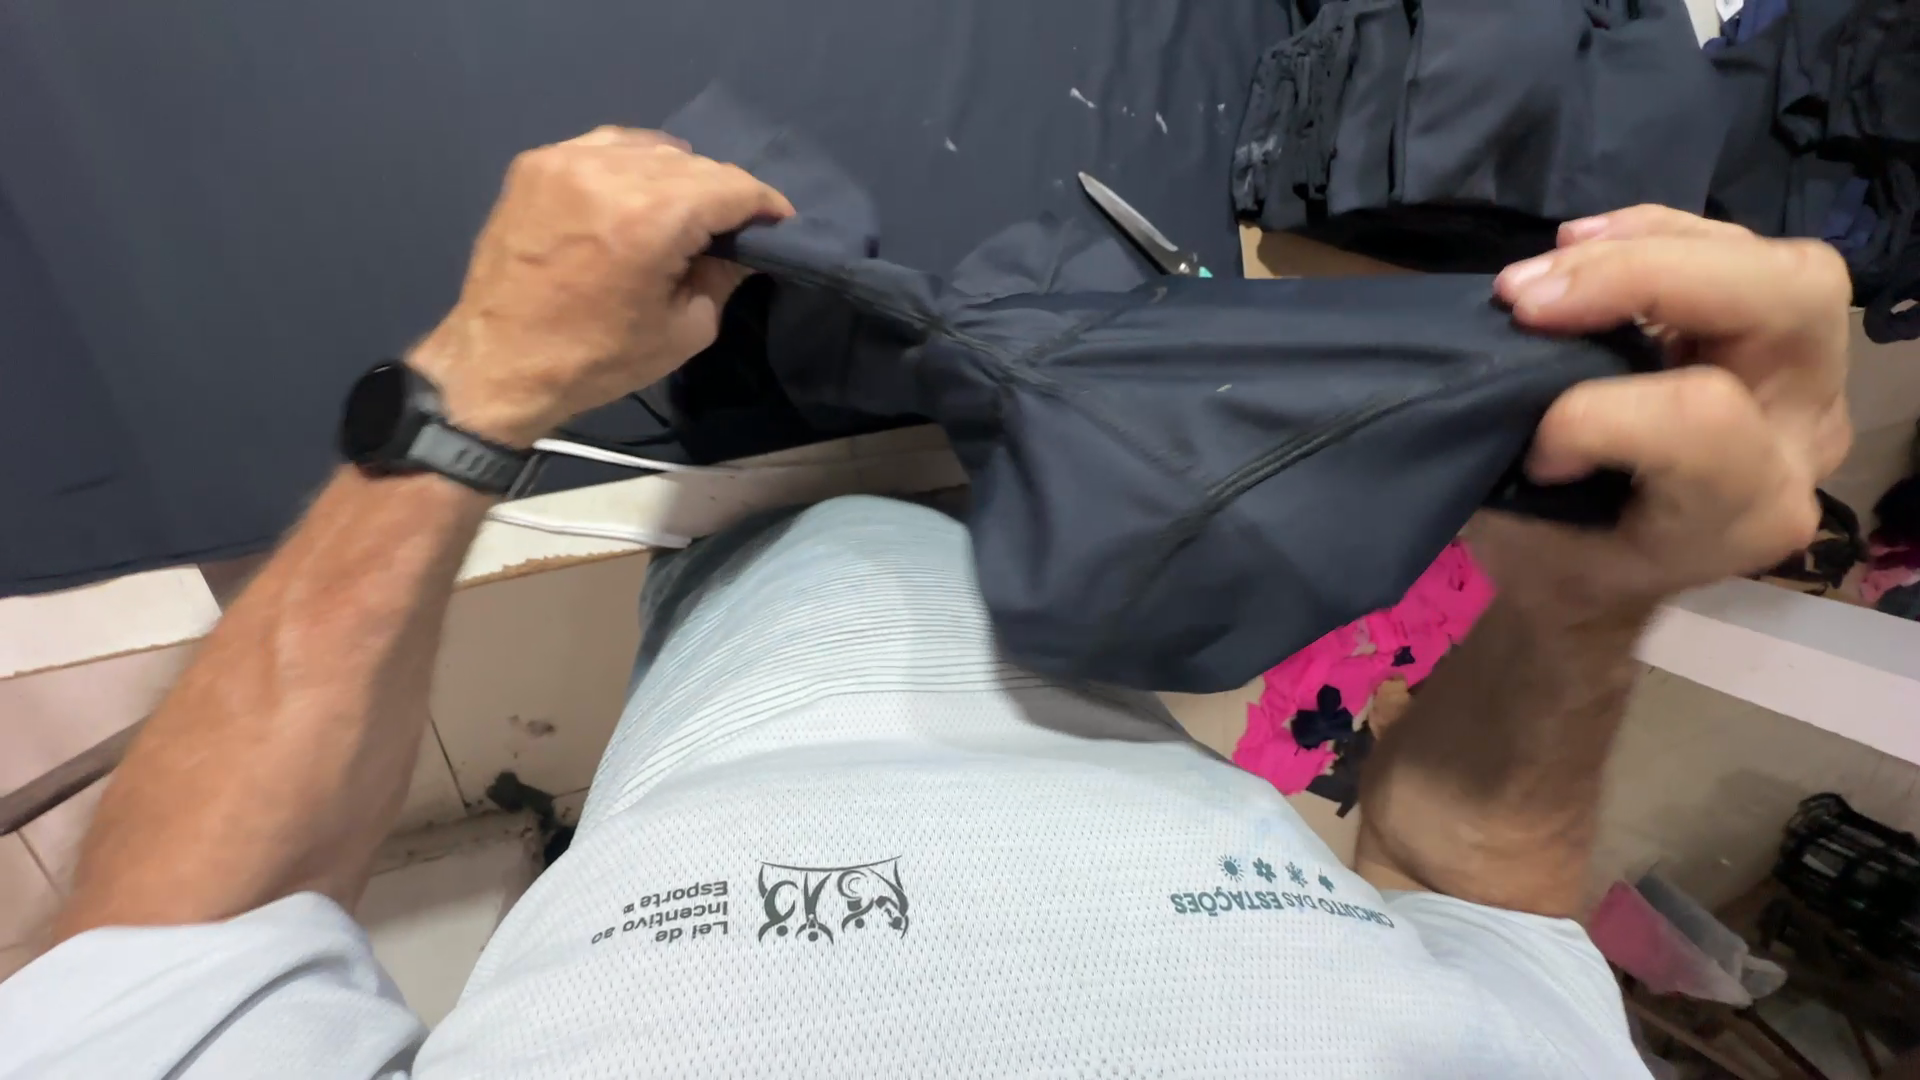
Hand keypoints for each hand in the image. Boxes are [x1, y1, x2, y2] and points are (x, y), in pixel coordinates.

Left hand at [410, 127, 793, 446]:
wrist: (502, 363)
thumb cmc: (600, 359)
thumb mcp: (685, 330)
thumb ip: (722, 277)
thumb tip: (744, 250)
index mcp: (650, 220)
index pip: (730, 186)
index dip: (766, 203)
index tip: (782, 222)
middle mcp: (608, 173)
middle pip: (696, 163)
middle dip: (728, 192)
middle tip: (741, 226)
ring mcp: (567, 160)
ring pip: (654, 148)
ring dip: (686, 176)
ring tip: (694, 211)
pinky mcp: (538, 163)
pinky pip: (609, 145)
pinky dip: (640, 163)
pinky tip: (647, 191)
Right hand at [1479, 205, 1852, 619]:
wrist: (1593, 578)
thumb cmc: (1551, 564)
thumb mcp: (1520, 538)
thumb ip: (1517, 460)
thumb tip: (1494, 374)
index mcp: (1740, 511)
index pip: (1698, 419)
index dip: (1590, 417)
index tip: (1531, 456)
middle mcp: (1800, 438)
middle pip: (1783, 304)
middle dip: (1643, 277)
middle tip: (1521, 298)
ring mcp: (1801, 384)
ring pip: (1775, 265)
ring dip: (1643, 247)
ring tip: (1539, 267)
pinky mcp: (1769, 347)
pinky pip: (1744, 256)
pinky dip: (1655, 233)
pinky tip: (1579, 241)